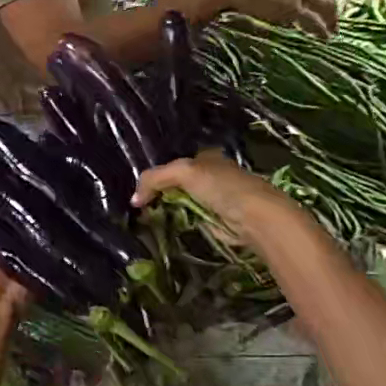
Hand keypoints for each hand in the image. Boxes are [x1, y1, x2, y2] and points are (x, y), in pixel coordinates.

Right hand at [132, 150, 301, 244]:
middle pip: (176, 184)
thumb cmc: (220, 186)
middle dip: (159, 194)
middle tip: (139, 207)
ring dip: (166, 210)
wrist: (252, 215)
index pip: (174, 164)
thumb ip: (154, 179)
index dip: (156, 176)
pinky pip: (189, 219)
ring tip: (145, 219)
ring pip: (181, 203)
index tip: (139, 191)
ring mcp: (213, 199)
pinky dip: (177, 223)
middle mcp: (210, 176)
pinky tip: (164, 227)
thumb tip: (133, 200)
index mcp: (205, 158)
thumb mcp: (183, 172)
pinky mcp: (215, 220)